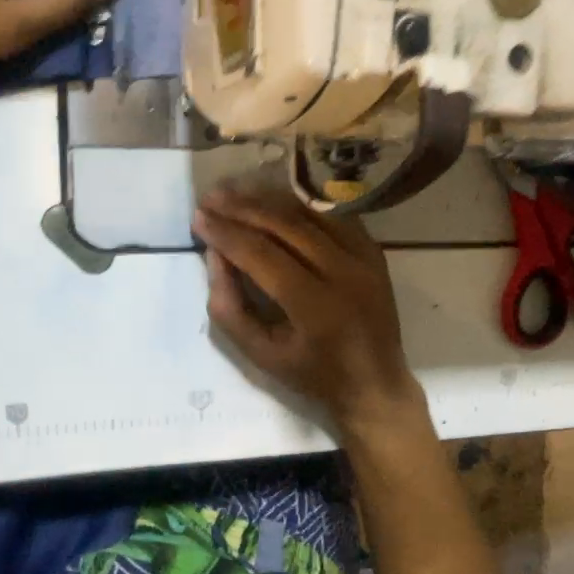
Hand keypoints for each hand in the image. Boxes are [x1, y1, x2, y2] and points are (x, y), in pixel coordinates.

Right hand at [193, 186, 426, 434]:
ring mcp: (364, 258)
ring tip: (235, 191)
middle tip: (210, 197)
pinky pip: (333, 216)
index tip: (198, 218)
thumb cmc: (313, 374)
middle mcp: (344, 273)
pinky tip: (274, 199)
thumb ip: (230, 307)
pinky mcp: (373, 251)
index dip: (227, 233)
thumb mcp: (261, 354)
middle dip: (243, 208)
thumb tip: (214, 255)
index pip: (262, 254)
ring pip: (310, 214)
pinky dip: (300, 205)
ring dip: (269, 199)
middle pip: (286, 225)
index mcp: (316, 306)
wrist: (375, 382)